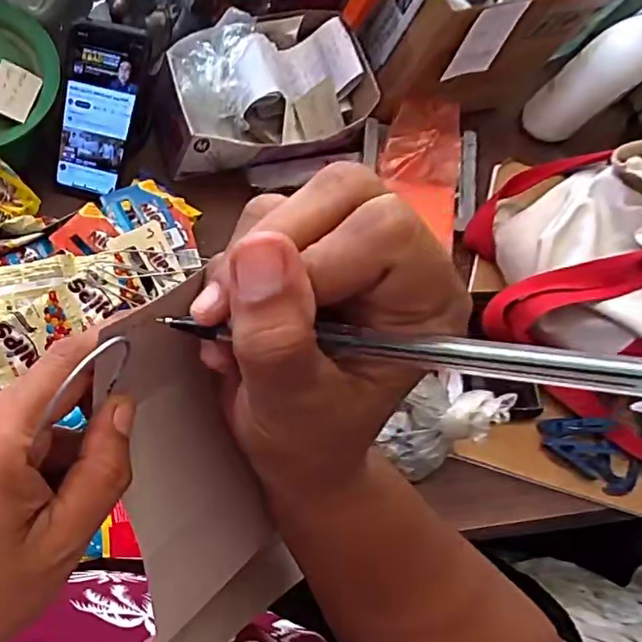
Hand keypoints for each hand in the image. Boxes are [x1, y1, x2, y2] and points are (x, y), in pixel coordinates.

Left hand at [0, 327, 134, 641]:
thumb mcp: (67, 535)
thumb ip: (103, 465)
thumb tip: (121, 404)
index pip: (60, 364)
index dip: (106, 343)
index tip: (150, 335)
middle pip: (49, 390)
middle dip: (91, 414)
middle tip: (121, 460)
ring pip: (37, 415)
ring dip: (69, 444)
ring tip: (73, 506)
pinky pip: (17, 433)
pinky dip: (45, 455)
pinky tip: (52, 501)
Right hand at [190, 163, 468, 497]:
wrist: (288, 450)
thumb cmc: (305, 438)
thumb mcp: (289, 399)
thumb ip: (275, 334)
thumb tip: (254, 251)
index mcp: (418, 295)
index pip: (374, 229)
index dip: (307, 264)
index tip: (252, 320)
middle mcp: (388, 259)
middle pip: (338, 192)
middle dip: (267, 243)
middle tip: (225, 305)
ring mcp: (337, 250)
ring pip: (284, 206)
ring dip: (236, 261)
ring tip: (222, 321)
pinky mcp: (293, 254)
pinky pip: (251, 229)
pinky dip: (224, 270)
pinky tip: (223, 316)